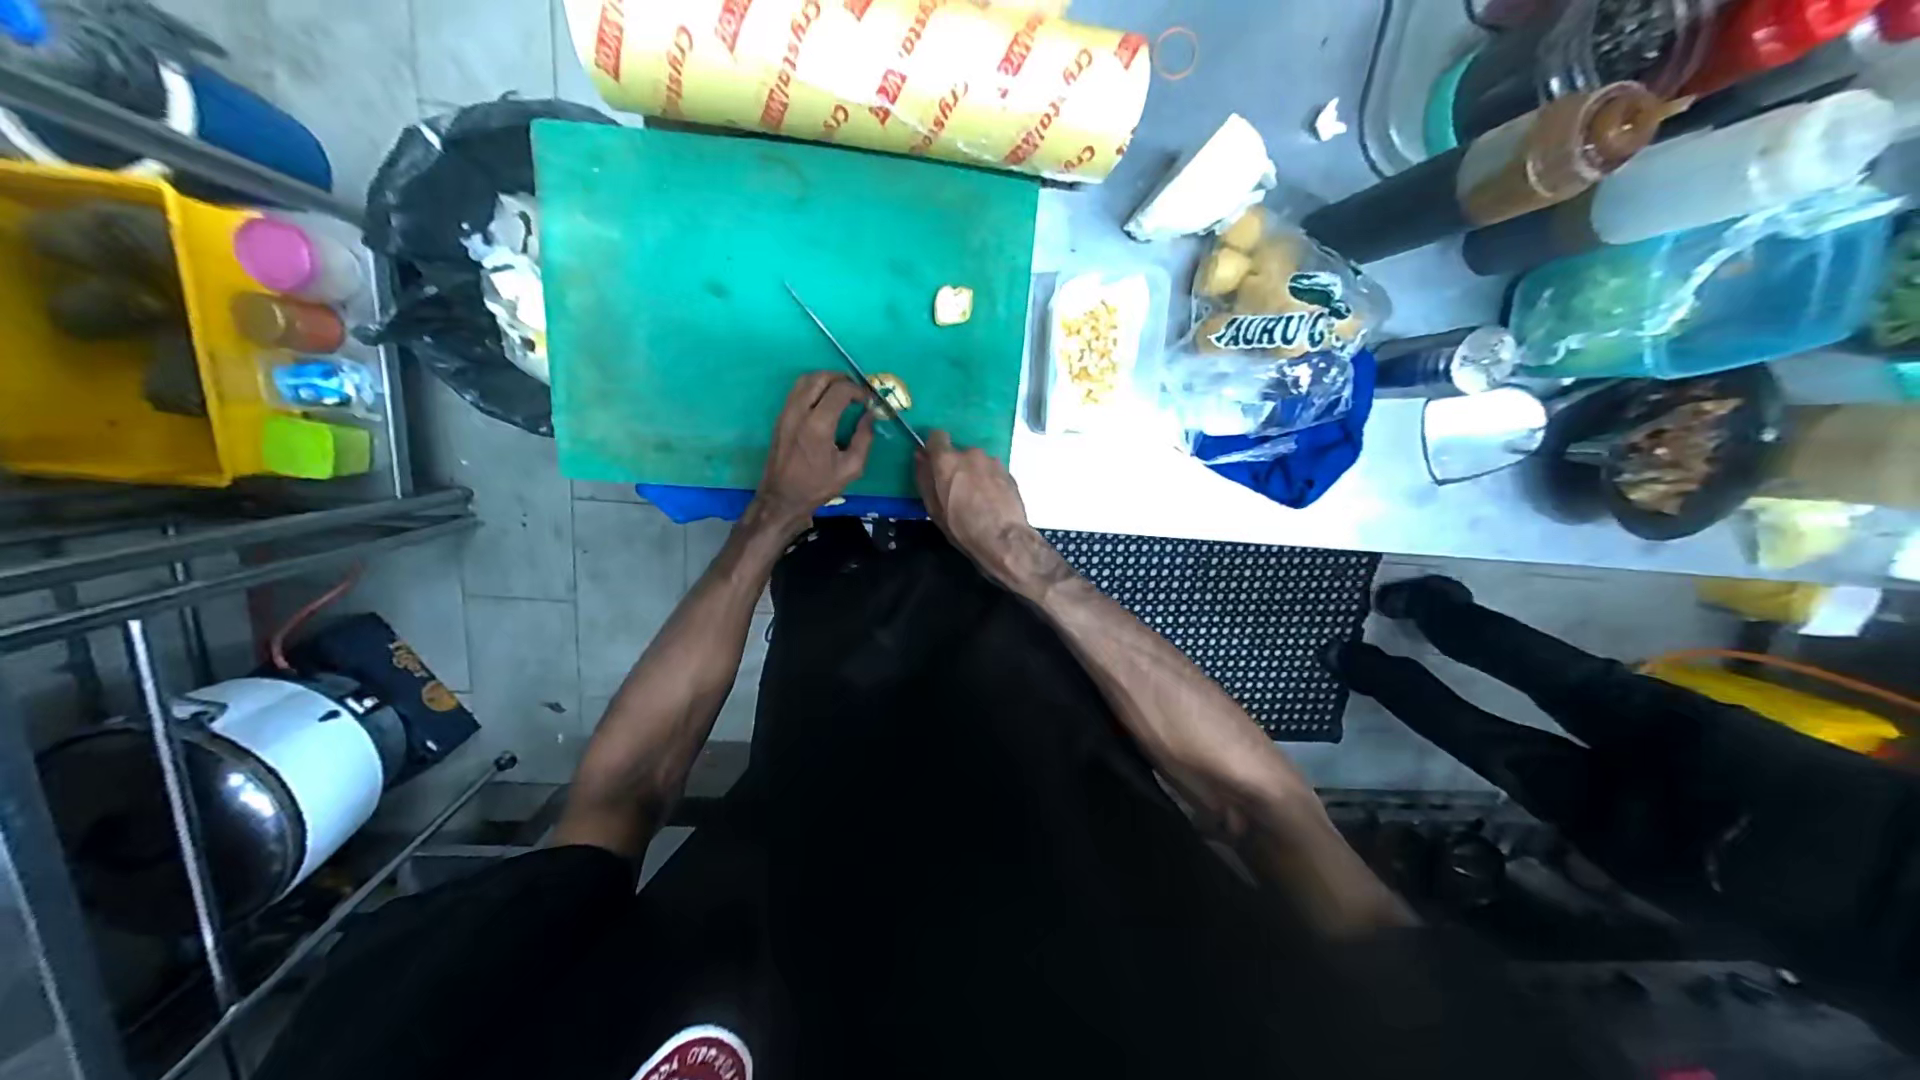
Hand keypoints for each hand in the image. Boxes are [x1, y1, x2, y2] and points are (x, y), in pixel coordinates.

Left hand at [754, 373, 874, 529]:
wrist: (781, 498)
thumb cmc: (817, 486)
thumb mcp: (850, 468)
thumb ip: (863, 439)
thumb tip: (870, 416)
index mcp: (818, 426)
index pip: (840, 390)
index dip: (857, 390)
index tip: (866, 400)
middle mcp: (799, 412)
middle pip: (820, 377)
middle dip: (841, 378)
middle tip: (854, 391)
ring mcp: (786, 412)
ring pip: (805, 379)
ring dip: (825, 380)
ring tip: (840, 392)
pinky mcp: (780, 417)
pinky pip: (796, 390)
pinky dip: (813, 387)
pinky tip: (824, 401)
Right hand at [914, 430, 1071, 598]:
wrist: (1004, 538)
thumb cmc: (963, 527)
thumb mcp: (934, 508)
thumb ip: (924, 478)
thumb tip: (920, 456)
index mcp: (948, 460)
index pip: (937, 436)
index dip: (934, 448)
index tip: (935, 463)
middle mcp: (971, 454)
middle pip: (958, 453)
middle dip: (956, 467)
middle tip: (957, 491)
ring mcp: (992, 461)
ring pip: (977, 462)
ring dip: (974, 474)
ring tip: (977, 499)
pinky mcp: (1008, 472)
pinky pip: (991, 471)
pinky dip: (989, 481)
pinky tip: (991, 501)